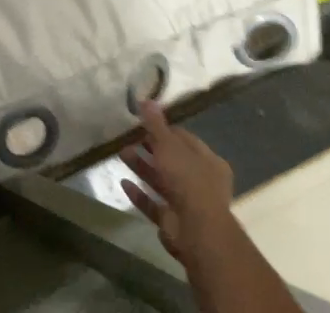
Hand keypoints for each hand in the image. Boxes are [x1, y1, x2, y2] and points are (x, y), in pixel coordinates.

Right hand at [119, 100, 237, 267]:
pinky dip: (139, 194)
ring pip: (161, 181)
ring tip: (120, 153)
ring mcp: (188, 203)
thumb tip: (147, 99)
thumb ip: (156, 125)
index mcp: (209, 162)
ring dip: (142, 167)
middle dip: (150, 148)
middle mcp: (202, 181)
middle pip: (172, 160)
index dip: (165, 129)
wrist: (196, 229)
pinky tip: (123, 182)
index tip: (143, 122)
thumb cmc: (188, 180)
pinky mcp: (173, 220)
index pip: (185, 139)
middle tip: (129, 137)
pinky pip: (153, 203)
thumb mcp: (169, 146)